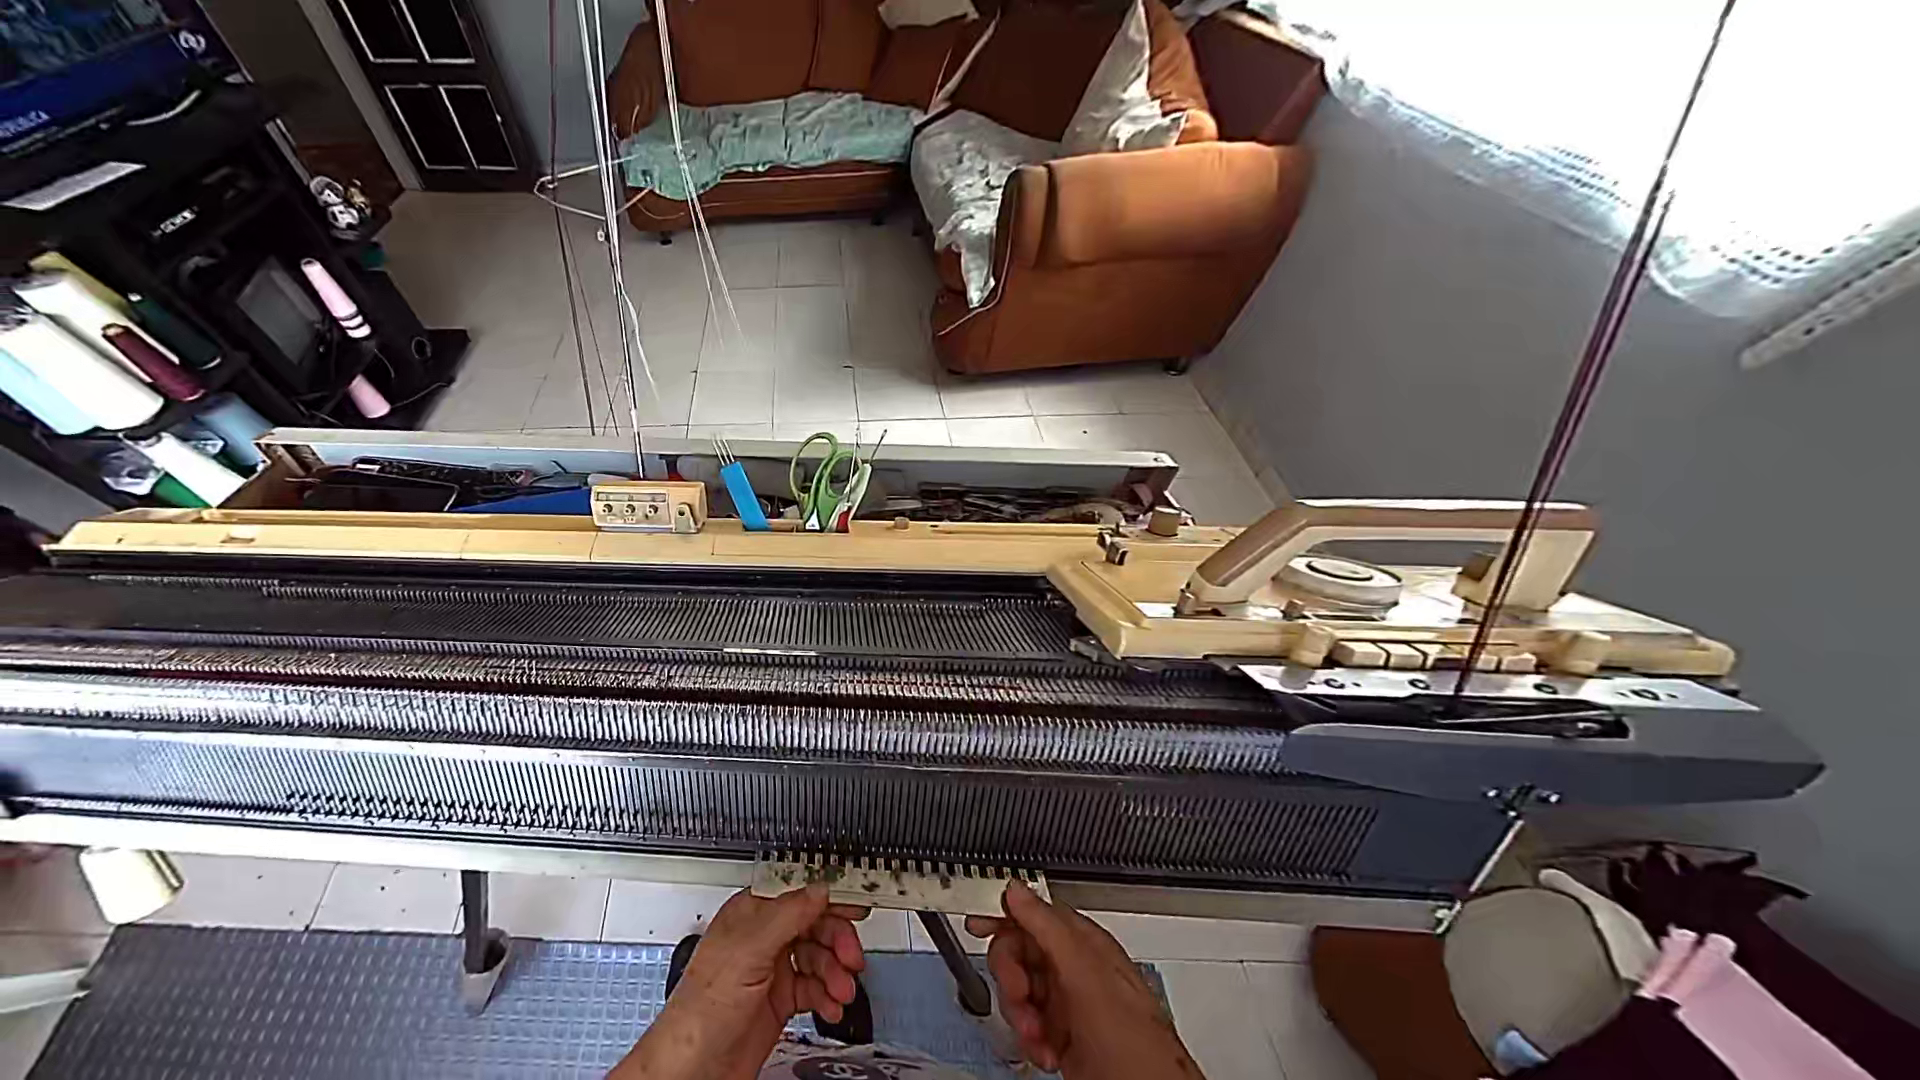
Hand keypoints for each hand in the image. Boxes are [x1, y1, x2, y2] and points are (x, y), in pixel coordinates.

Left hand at [612, 885, 867, 1079]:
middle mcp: (764, 937)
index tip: (857, 898)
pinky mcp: (780, 999)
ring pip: (819, 956)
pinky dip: (828, 995)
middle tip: (852, 958)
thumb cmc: (699, 1013)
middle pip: (816, 924)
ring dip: (836, 972)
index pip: (800, 891)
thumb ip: (788, 915)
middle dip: (838, 940)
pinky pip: (815, 987)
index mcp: (752, 914)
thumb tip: (821, 888)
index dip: (830, 894)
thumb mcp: (748, 952)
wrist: (691, 1074)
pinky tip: (832, 1005)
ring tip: (842, 990)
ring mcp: (773, 969)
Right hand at [965, 880, 1202, 1079]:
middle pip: (1021, 953)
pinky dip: (1029, 1039)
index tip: (977, 923)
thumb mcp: (1085, 976)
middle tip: (1019, 998)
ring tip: (1036, 1035)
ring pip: (1022, 991)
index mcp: (1083, 943)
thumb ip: (1049, 928)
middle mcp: (1077, 969)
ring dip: (1019, 1014)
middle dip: (1010, 978)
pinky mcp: (1066, 1036)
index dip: (1004, 914)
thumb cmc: (1136, 1044)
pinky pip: (1030, 1024)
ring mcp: (1071, 1004)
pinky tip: (1044, 1052)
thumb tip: (1016, 888)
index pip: (1034, 913)